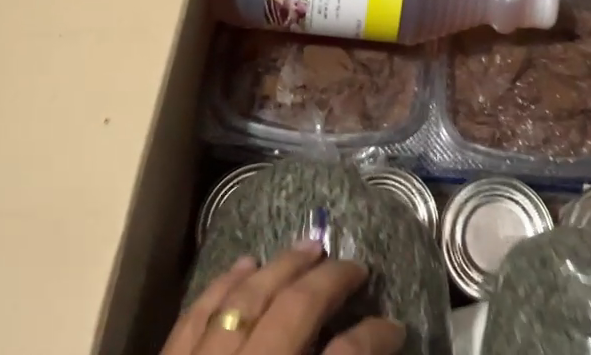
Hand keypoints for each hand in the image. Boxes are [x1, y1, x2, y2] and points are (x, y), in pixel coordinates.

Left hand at [164, 243, 405, 354]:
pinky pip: (194, 316)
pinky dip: (221, 286)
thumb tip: (367, 342)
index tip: (396, 327)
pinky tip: (243, 264)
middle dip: (329, 282)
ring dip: (280, 269)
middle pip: (295, 310)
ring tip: (309, 247)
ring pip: (245, 299)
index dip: (376, 338)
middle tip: (355, 266)